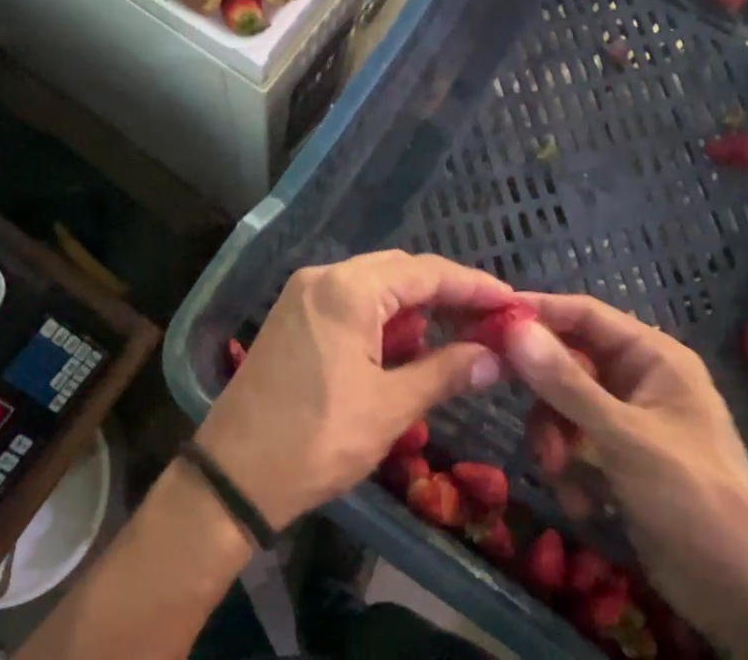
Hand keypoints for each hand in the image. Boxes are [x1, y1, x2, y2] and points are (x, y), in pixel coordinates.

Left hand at [194, 252, 511, 527]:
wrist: (234, 475)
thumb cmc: (317, 439)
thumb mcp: (390, 408)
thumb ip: (446, 372)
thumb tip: (494, 356)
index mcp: (347, 290)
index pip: (425, 272)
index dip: (473, 285)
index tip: (513, 302)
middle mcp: (322, 278)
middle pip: (399, 271)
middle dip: (445, 294)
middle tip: (490, 321)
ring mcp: (301, 297)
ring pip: (373, 287)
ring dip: (414, 308)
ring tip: (458, 337)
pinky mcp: (292, 320)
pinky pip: (349, 304)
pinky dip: (382, 320)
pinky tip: (408, 347)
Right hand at [503, 294, 747, 657]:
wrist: (744, 596)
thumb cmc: (694, 500)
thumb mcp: (625, 439)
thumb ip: (566, 384)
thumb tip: (514, 328)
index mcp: (655, 359)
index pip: (585, 315)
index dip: (537, 314)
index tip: (484, 322)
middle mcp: (640, 381)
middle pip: (568, 363)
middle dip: (545, 400)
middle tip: (526, 425)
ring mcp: (630, 423)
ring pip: (564, 408)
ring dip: (555, 442)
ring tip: (561, 476)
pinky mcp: (621, 462)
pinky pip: (575, 446)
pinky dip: (571, 472)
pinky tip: (583, 504)